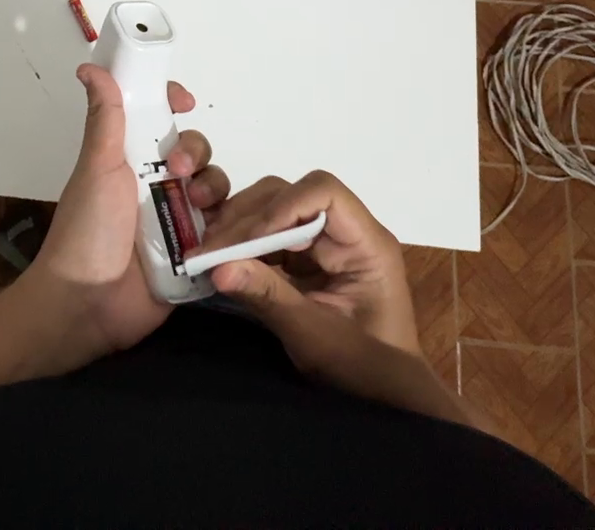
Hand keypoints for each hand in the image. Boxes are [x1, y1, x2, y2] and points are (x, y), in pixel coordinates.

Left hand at [0, 64, 229, 375]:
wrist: (90, 304)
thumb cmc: (87, 231)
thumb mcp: (96, 168)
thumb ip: (104, 119)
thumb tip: (90, 68)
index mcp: (128, 159)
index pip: (158, 119)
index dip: (174, 103)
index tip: (184, 101)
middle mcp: (155, 184)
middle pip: (196, 150)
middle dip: (196, 153)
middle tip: (178, 172)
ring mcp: (177, 219)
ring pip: (216, 186)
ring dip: (213, 189)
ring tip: (195, 209)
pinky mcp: (197, 253)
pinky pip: (228, 228)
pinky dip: (231, 225)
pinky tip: (220, 233)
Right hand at [196, 170, 417, 357]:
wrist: (384, 402)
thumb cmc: (365, 372)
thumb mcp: (315, 338)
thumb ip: (268, 297)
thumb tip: (217, 269)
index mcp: (366, 244)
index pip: (323, 192)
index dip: (283, 206)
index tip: (250, 239)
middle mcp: (344, 232)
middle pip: (289, 194)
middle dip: (247, 218)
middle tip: (211, 249)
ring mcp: (323, 243)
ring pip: (271, 208)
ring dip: (238, 228)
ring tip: (209, 254)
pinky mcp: (304, 258)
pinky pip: (266, 234)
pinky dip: (241, 244)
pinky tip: (220, 261)